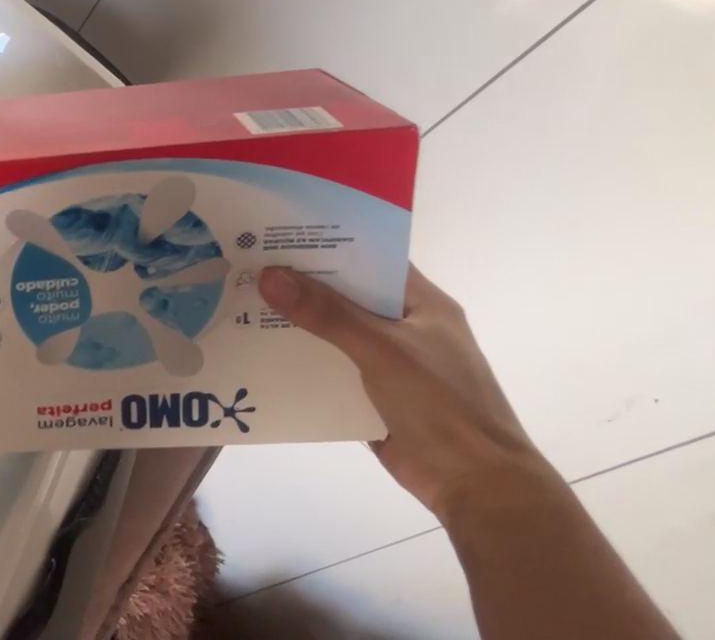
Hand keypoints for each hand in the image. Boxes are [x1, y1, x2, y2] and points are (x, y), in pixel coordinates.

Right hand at [258, 264, 553, 518]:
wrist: (477, 487)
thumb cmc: (442, 405)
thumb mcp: (382, 350)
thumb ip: (325, 313)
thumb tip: (267, 274)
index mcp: (421, 304)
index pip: (369, 257)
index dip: (326, 240)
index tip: (276, 227)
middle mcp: (402, 325)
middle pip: (342, 292)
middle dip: (296, 279)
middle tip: (243, 259)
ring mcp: (385, 359)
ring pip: (329, 328)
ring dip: (291, 318)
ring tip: (237, 297)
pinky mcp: (368, 391)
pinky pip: (324, 363)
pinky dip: (295, 354)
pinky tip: (254, 345)